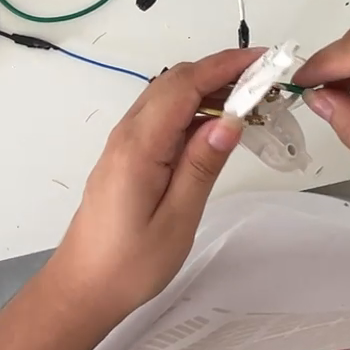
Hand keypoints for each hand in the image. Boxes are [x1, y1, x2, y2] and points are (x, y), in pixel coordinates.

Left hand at [49, 48, 260, 319]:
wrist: (83, 287)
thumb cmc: (130, 264)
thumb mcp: (176, 219)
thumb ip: (201, 165)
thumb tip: (229, 119)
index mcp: (139, 146)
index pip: (184, 85)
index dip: (225, 66)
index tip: (265, 61)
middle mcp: (128, 134)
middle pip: (175, 81)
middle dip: (221, 71)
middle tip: (266, 82)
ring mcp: (124, 142)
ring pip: (168, 95)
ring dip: (208, 87)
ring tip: (251, 101)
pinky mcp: (127, 154)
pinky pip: (163, 115)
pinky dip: (193, 108)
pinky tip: (217, 125)